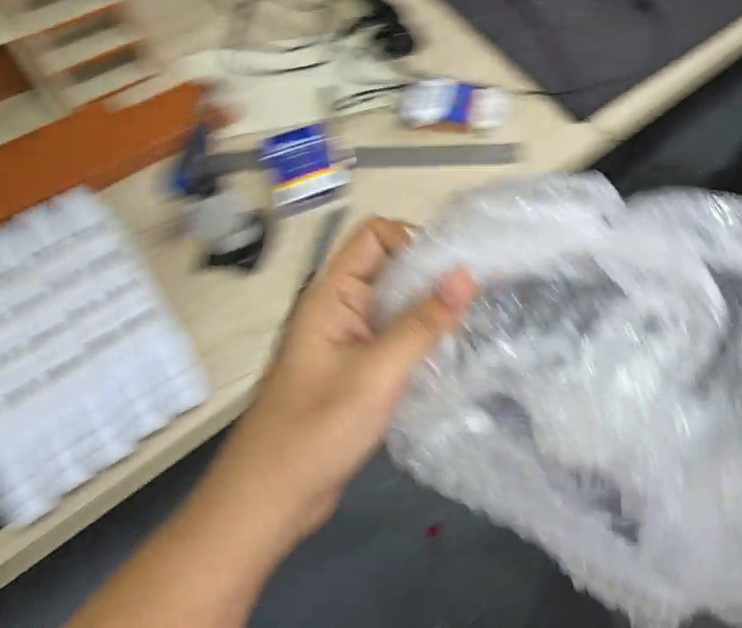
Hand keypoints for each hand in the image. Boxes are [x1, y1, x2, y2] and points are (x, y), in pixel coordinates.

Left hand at [206, 217, 478, 541]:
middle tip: (476, 297)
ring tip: (469, 325)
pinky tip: (448, 357)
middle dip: (432, 276)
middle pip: (391, 268)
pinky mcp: (355, 373)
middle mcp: (338, 310)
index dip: (414, 240)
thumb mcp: (377, 373)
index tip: (454, 270)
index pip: (375, 236)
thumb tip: (466, 273)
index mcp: (332, 296)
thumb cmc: (315, 431)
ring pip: (396, 306)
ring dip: (430, 310)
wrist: (265, 505)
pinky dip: (422, 340)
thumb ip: (424, 322)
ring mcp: (346, 343)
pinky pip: (395, 339)